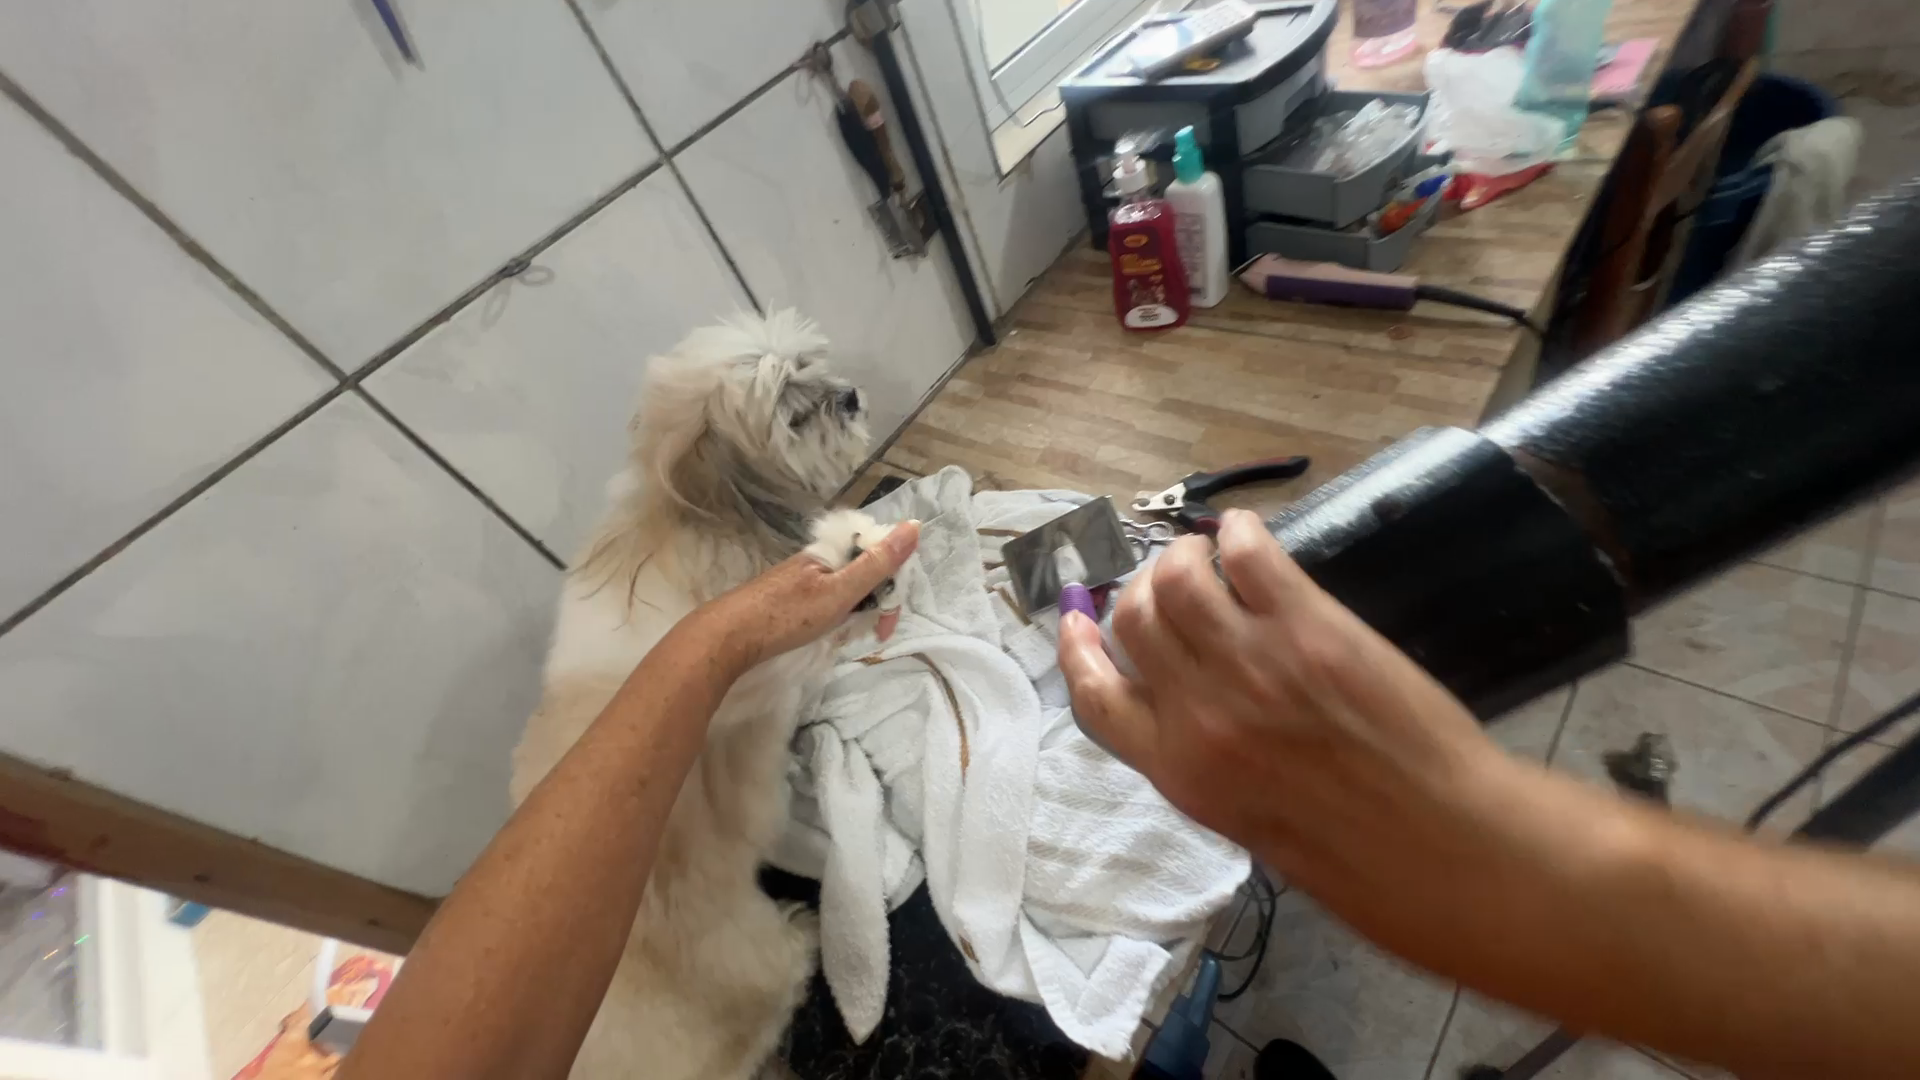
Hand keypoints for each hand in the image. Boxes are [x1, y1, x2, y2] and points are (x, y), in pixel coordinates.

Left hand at [697, 520, 919, 675]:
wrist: (727, 638)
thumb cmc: (786, 616)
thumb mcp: (840, 592)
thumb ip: (877, 563)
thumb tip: (914, 525)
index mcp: (833, 551)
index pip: (880, 555)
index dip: (893, 585)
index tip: (888, 621)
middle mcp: (820, 558)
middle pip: (864, 571)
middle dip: (877, 602)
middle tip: (874, 634)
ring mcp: (804, 577)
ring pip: (847, 588)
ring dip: (858, 611)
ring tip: (850, 637)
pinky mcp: (791, 596)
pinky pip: (828, 599)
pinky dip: (838, 616)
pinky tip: (829, 633)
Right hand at [1056, 509, 1498, 876]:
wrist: (1437, 846)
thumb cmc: (1337, 844)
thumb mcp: (1230, 812)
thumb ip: (1184, 749)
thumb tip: (1164, 685)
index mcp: (1172, 765)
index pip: (1092, 691)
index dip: (1076, 646)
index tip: (1075, 619)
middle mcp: (1195, 711)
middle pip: (1131, 618)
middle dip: (1138, 592)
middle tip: (1168, 585)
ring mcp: (1248, 665)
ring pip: (1175, 579)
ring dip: (1182, 557)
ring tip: (1203, 556)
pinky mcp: (1305, 629)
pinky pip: (1247, 557)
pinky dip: (1236, 534)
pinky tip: (1243, 535)